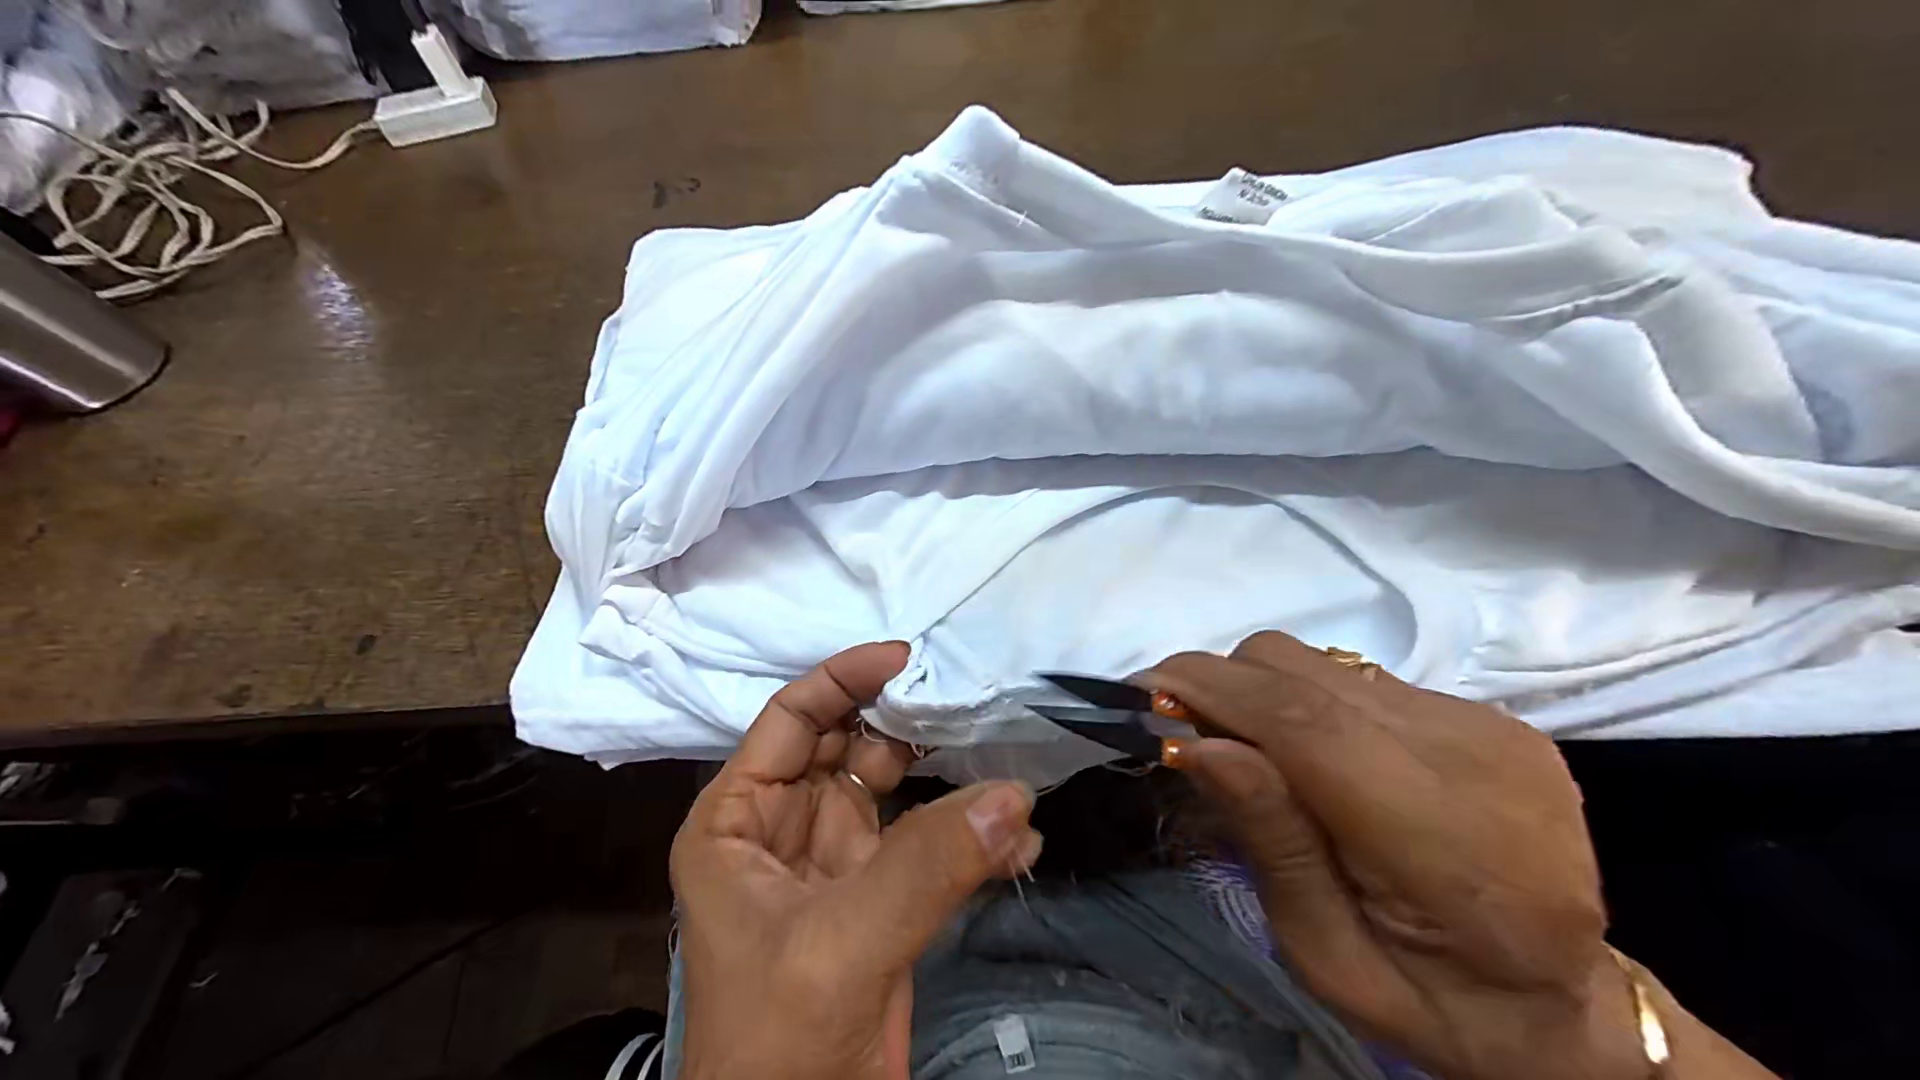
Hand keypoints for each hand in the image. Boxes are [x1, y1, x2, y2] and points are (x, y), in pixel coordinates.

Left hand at [669, 642, 1043, 1079]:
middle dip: (906, 721)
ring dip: (948, 776)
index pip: (790, 719)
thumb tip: (1011, 794)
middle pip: (849, 743)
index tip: (907, 657)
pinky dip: (971, 837)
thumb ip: (923, 867)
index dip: (844, 679)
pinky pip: (930, 843)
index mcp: (739, 818)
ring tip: (1006, 764)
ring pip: (895, 786)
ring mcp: (838, 857)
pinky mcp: (883, 893)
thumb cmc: (776, 1045)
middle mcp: (786, 824)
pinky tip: (1018, 842)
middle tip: (970, 702)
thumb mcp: (838, 946)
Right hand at [1146, 632, 1646, 1079]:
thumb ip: (1269, 842)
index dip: (1212, 692)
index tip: (1141, 691)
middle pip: (1303, 672)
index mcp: (1450, 846)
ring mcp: (1487, 725)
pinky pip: (1352, 676)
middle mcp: (1475, 759)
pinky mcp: (1483, 712)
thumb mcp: (1327, 959)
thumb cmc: (1435, 1006)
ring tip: (1241, 742)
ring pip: (1320, 662)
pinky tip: (1310, 753)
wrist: (1566, 1004)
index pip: (1306, 727)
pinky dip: (1303, 699)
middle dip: (1219, 683)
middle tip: (1177, 724)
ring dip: (1257, 689)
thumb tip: (1197, 743)